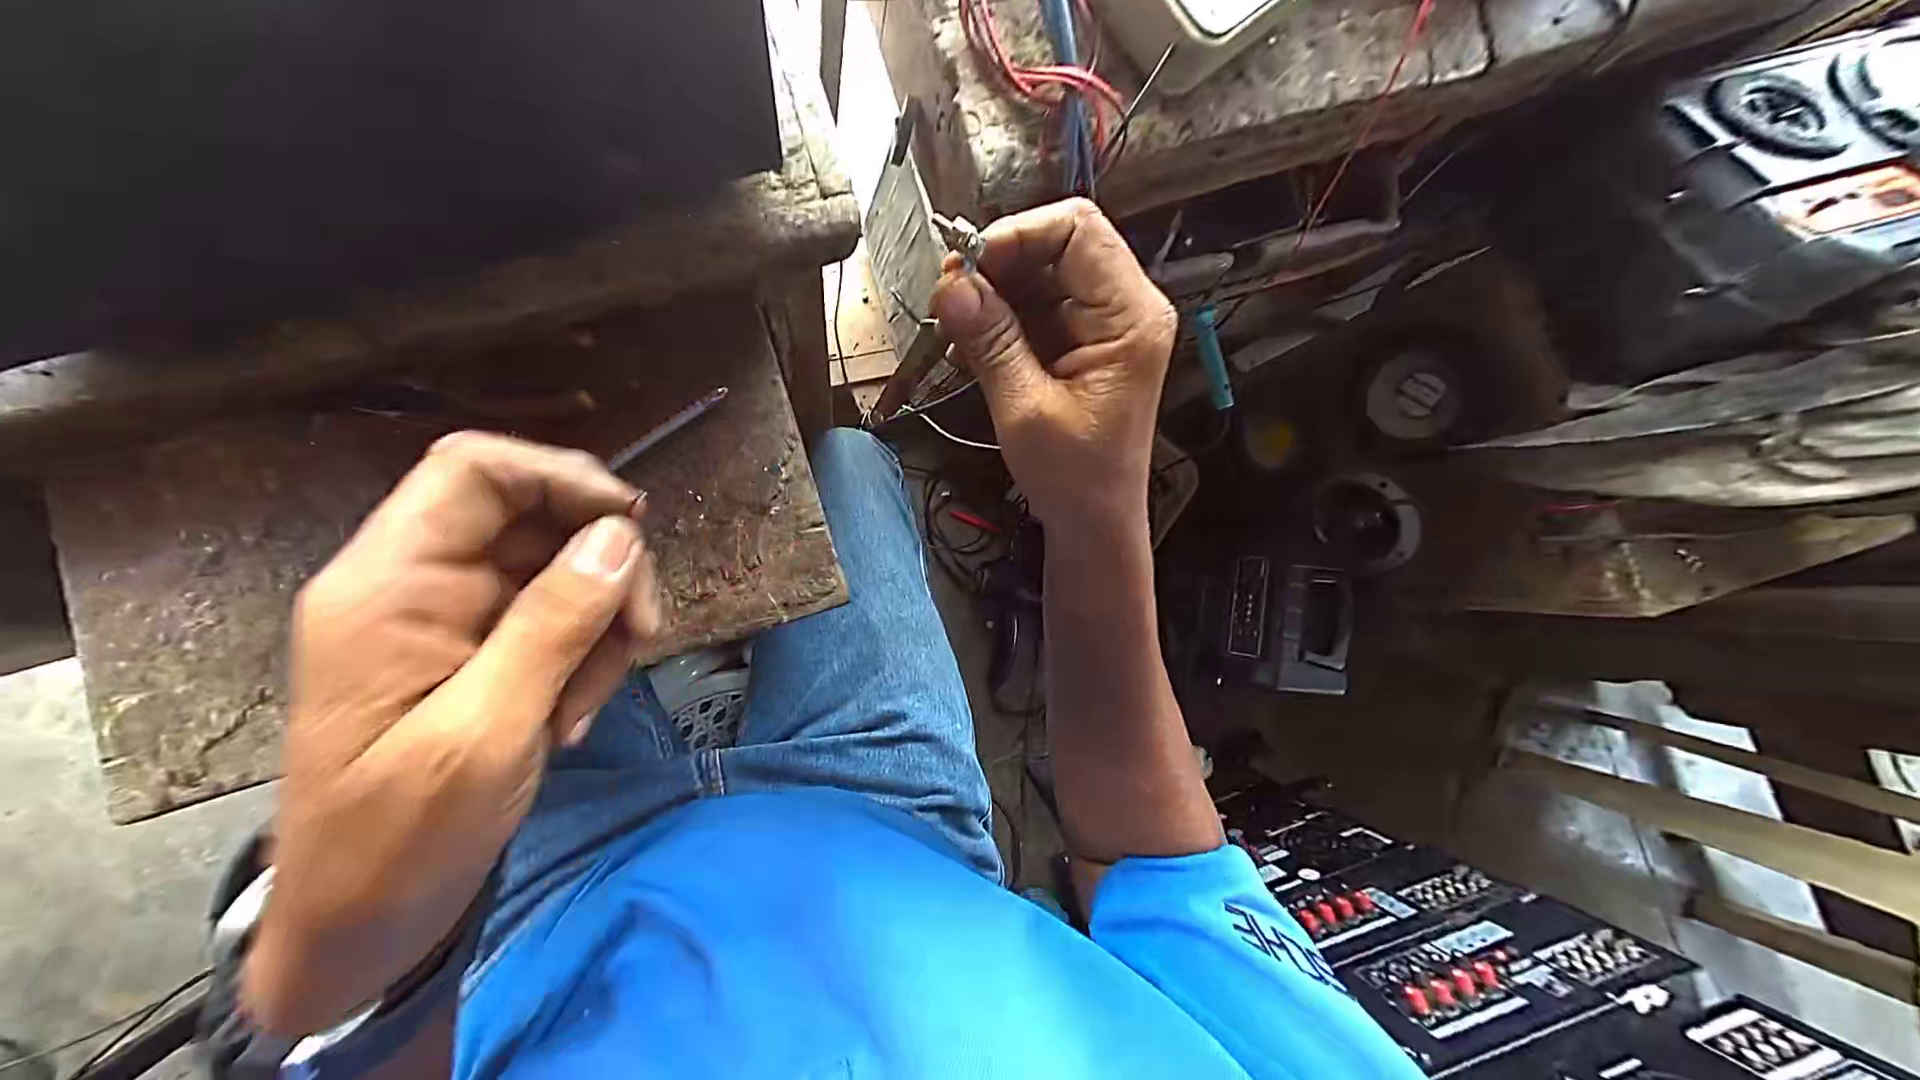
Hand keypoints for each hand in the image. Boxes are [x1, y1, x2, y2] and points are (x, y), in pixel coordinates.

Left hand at [247, 432, 663, 1034]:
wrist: (364, 922)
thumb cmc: (399, 837)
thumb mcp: (484, 732)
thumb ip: (552, 625)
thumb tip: (620, 536)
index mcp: (390, 584)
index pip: (477, 471)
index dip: (562, 477)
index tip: (631, 524)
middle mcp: (426, 582)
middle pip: (542, 516)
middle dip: (607, 567)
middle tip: (642, 633)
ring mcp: (463, 614)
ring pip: (570, 567)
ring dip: (607, 621)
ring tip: (593, 698)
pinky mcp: (494, 646)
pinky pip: (570, 615)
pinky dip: (595, 653)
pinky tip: (578, 711)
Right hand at [930, 198, 1176, 532]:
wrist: (1094, 522)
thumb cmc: (1077, 479)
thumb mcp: (1026, 410)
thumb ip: (990, 342)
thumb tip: (953, 286)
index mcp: (1130, 318)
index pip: (1078, 230)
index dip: (1016, 236)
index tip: (966, 267)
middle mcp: (1123, 310)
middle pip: (1056, 247)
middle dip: (997, 267)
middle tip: (949, 298)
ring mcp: (1101, 326)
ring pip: (1039, 277)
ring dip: (992, 296)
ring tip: (954, 330)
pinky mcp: (1080, 344)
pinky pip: (1034, 310)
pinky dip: (999, 321)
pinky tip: (970, 346)